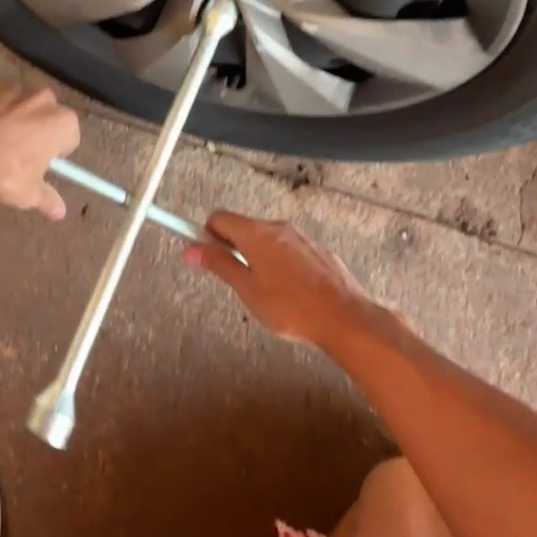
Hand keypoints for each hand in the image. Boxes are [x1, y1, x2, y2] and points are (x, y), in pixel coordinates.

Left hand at [0, 82, 79, 218]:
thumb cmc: (4, 173)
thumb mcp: (28, 193)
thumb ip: (47, 199)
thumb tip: (60, 212)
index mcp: (61, 122)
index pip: (69, 136)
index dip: (56, 151)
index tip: (43, 164)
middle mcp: (41, 99)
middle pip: (45, 113)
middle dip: (36, 128)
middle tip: (19, 153)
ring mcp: (10, 89)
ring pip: (17, 103)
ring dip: (11, 117)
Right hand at [182, 211, 382, 344]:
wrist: (344, 318)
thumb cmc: (292, 307)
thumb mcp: (247, 289)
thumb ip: (219, 264)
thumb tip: (191, 249)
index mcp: (256, 234)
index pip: (218, 218)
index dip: (207, 235)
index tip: (206, 256)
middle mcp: (278, 227)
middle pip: (243, 227)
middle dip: (234, 249)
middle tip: (237, 281)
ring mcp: (301, 238)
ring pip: (267, 240)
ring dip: (258, 257)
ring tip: (266, 292)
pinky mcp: (318, 251)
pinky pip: (289, 250)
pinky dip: (281, 263)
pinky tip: (290, 293)